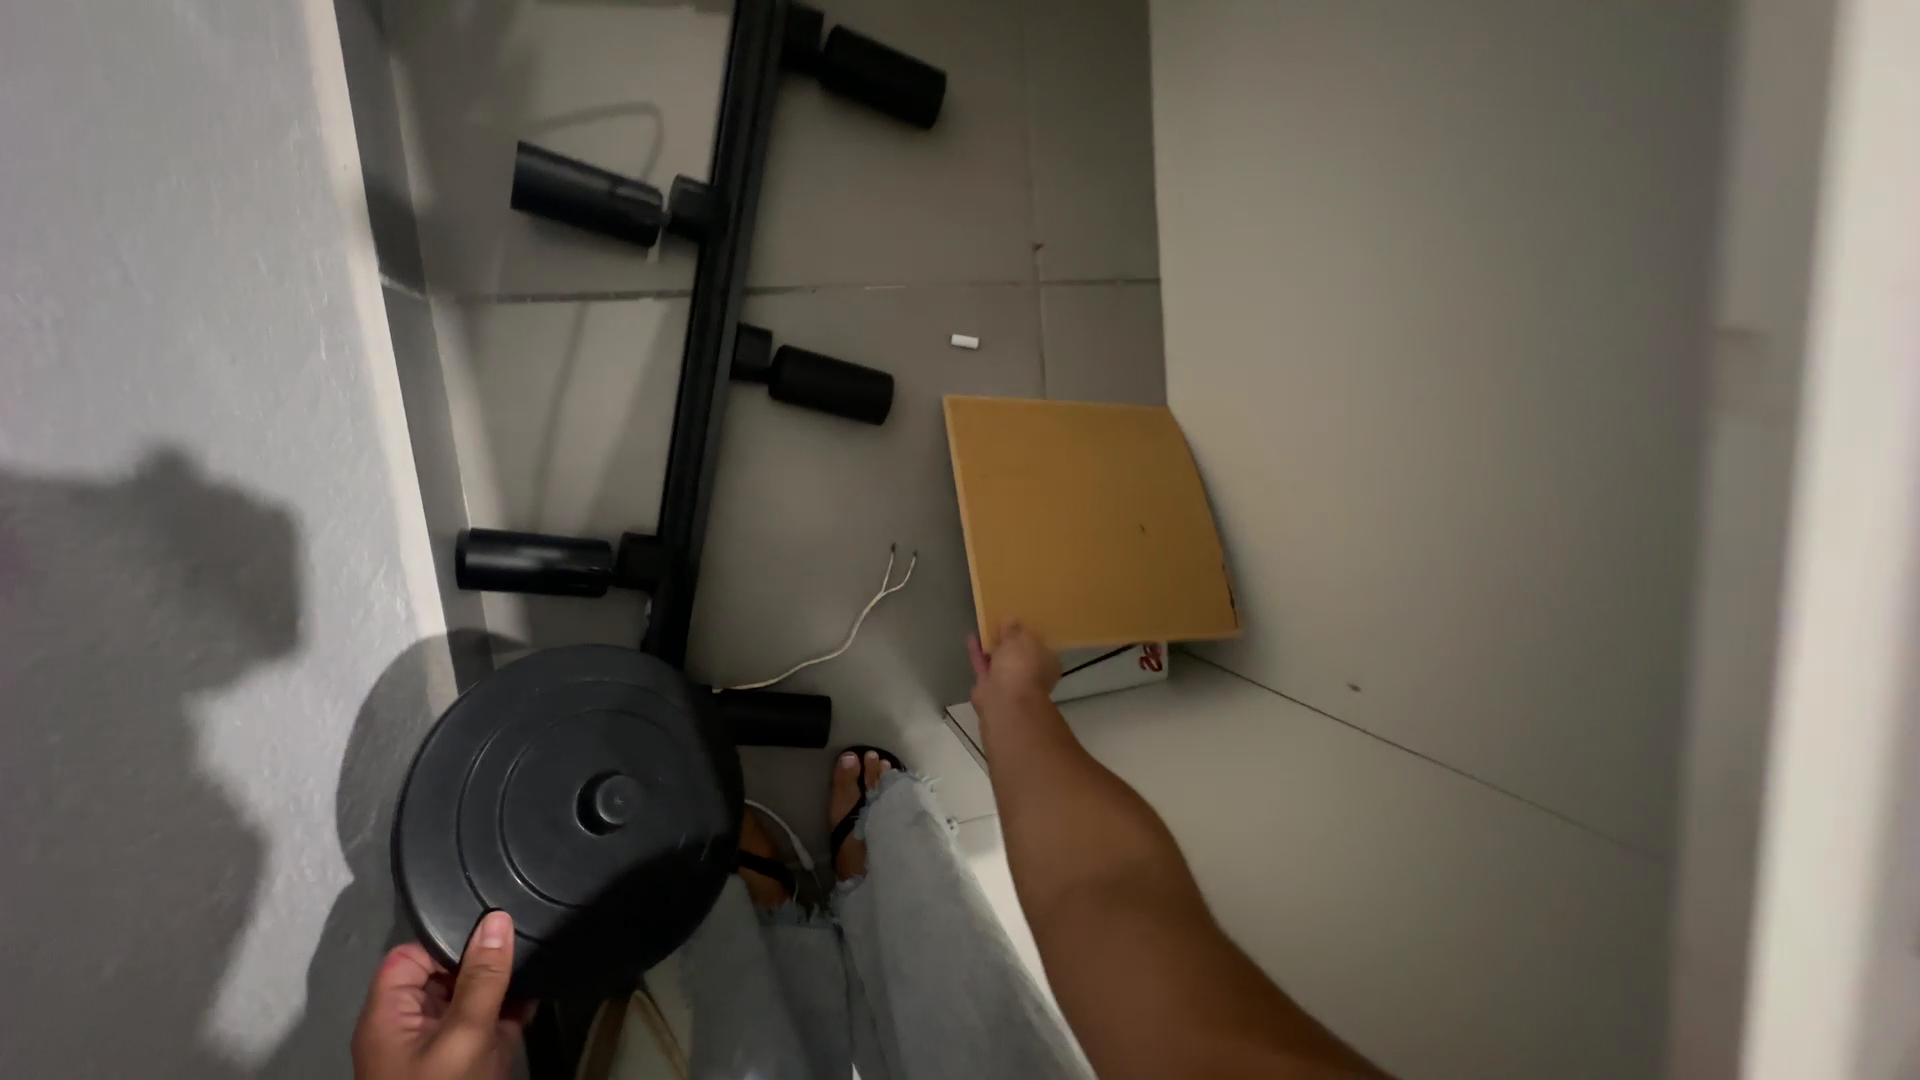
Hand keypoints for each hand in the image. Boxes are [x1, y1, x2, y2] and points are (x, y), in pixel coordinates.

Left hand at [352, 911, 535, 1079]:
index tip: (487, 932)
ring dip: (503, 980)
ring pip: (472, 992)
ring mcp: (443, 1043)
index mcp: (390, 1018)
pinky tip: (537, 992)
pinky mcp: (470, 1056)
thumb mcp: (464, 1034)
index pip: (408, 957)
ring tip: (533, 963)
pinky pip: (491, 1015)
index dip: (444, 941)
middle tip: (519, 943)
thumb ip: (482, 977)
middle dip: (482, 958)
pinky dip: (513, 1004)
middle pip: (443, 971)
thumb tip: (496, 919)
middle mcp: (412, 1025)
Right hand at [967, 619, 1061, 713]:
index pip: (1040, 646)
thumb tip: (1011, 619)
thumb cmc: (1021, 666)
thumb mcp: (1019, 639)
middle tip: (1000, 624)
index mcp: (1047, 663)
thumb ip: (1014, 629)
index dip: (1029, 635)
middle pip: (1019, 655)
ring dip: (992, 647)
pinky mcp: (990, 688)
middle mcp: (1031, 674)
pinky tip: (971, 637)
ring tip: (984, 627)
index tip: (1018, 622)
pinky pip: (984, 666)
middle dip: (1009, 643)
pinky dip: (978, 653)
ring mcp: (1010, 683)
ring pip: (1000, 662)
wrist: (1004, 701)